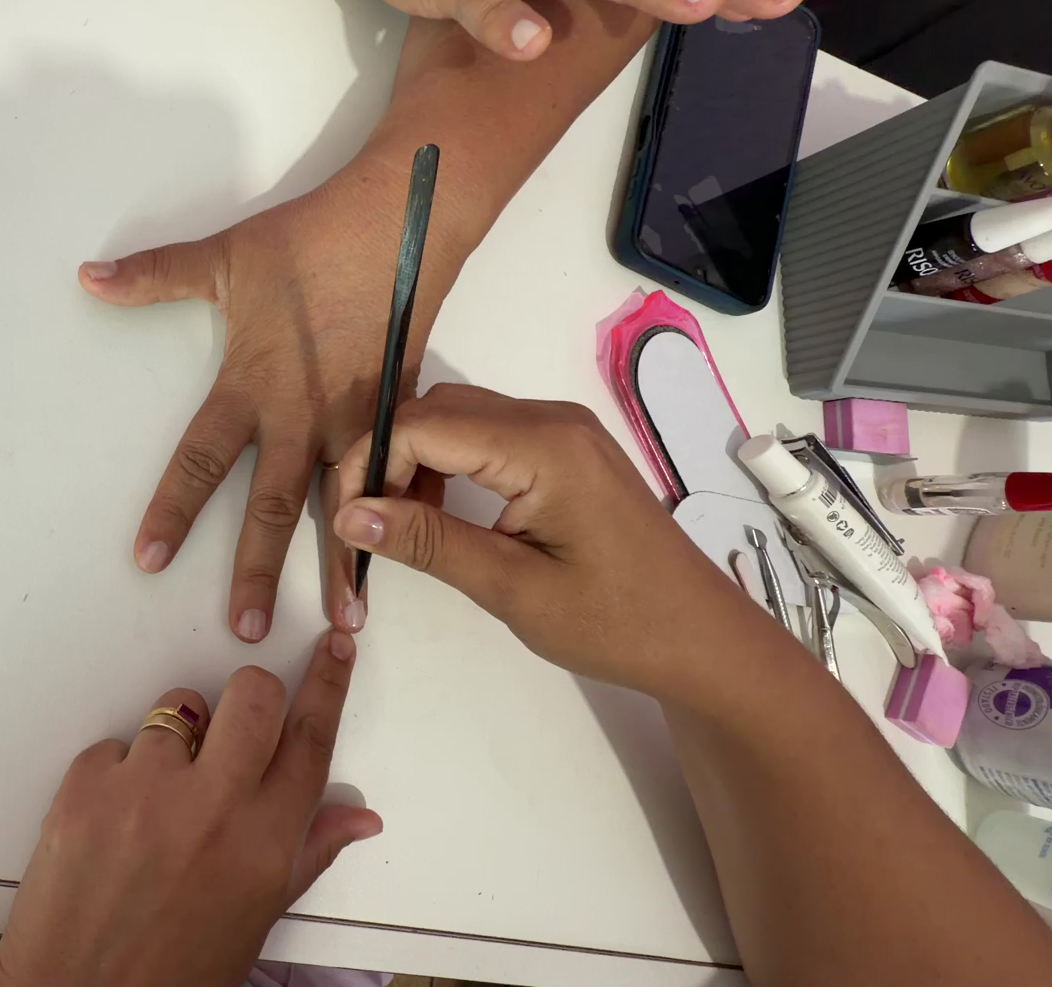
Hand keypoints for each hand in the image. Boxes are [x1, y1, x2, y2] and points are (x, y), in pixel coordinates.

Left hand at [0, 630, 380, 986]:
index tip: (333, 647)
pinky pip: (118, 742)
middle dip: (252, 694)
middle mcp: (211, 810)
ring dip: (177, 738)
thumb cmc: (172, 970)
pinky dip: (120, 770)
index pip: (311, 740)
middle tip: (236, 724)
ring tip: (160, 796)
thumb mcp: (255, 920)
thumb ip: (307, 854)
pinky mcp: (86, 786)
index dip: (328, 683)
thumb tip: (360, 815)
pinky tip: (115, 818)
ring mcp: (145, 793)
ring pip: (178, 705)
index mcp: (263, 846)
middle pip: (253, 693)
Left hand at [82, 160, 450, 642]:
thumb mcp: (225, 259)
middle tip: (246, 630)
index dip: (172, 513)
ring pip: (346, 506)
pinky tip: (409, 560)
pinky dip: (404, 517)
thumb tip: (87, 276)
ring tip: (346, 625)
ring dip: (344, 565)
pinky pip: (402, 475)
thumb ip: (157, 276)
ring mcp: (357, 419)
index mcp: (252, 388)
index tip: (148, 563)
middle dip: (257, 570)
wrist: (401, 220)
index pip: (200, 462)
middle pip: (274, 507)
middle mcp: (303, 417)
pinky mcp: (401, 411)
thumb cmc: (308, 242)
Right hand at [331, 384, 759, 697]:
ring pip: (454, 418)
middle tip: (369, 523)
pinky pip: (482, 436)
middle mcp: (549, 419)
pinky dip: (445, 465)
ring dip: (413, 461)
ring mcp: (559, 429)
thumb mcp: (511, 588)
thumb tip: (348, 515)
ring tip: (401, 522)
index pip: (421, 425)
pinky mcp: (562, 448)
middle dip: (386, 459)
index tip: (350, 523)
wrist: (703, 642)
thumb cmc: (615, 623)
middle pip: (434, 411)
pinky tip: (440, 511)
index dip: (369, 466)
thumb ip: (427, 542)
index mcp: (542, 446)